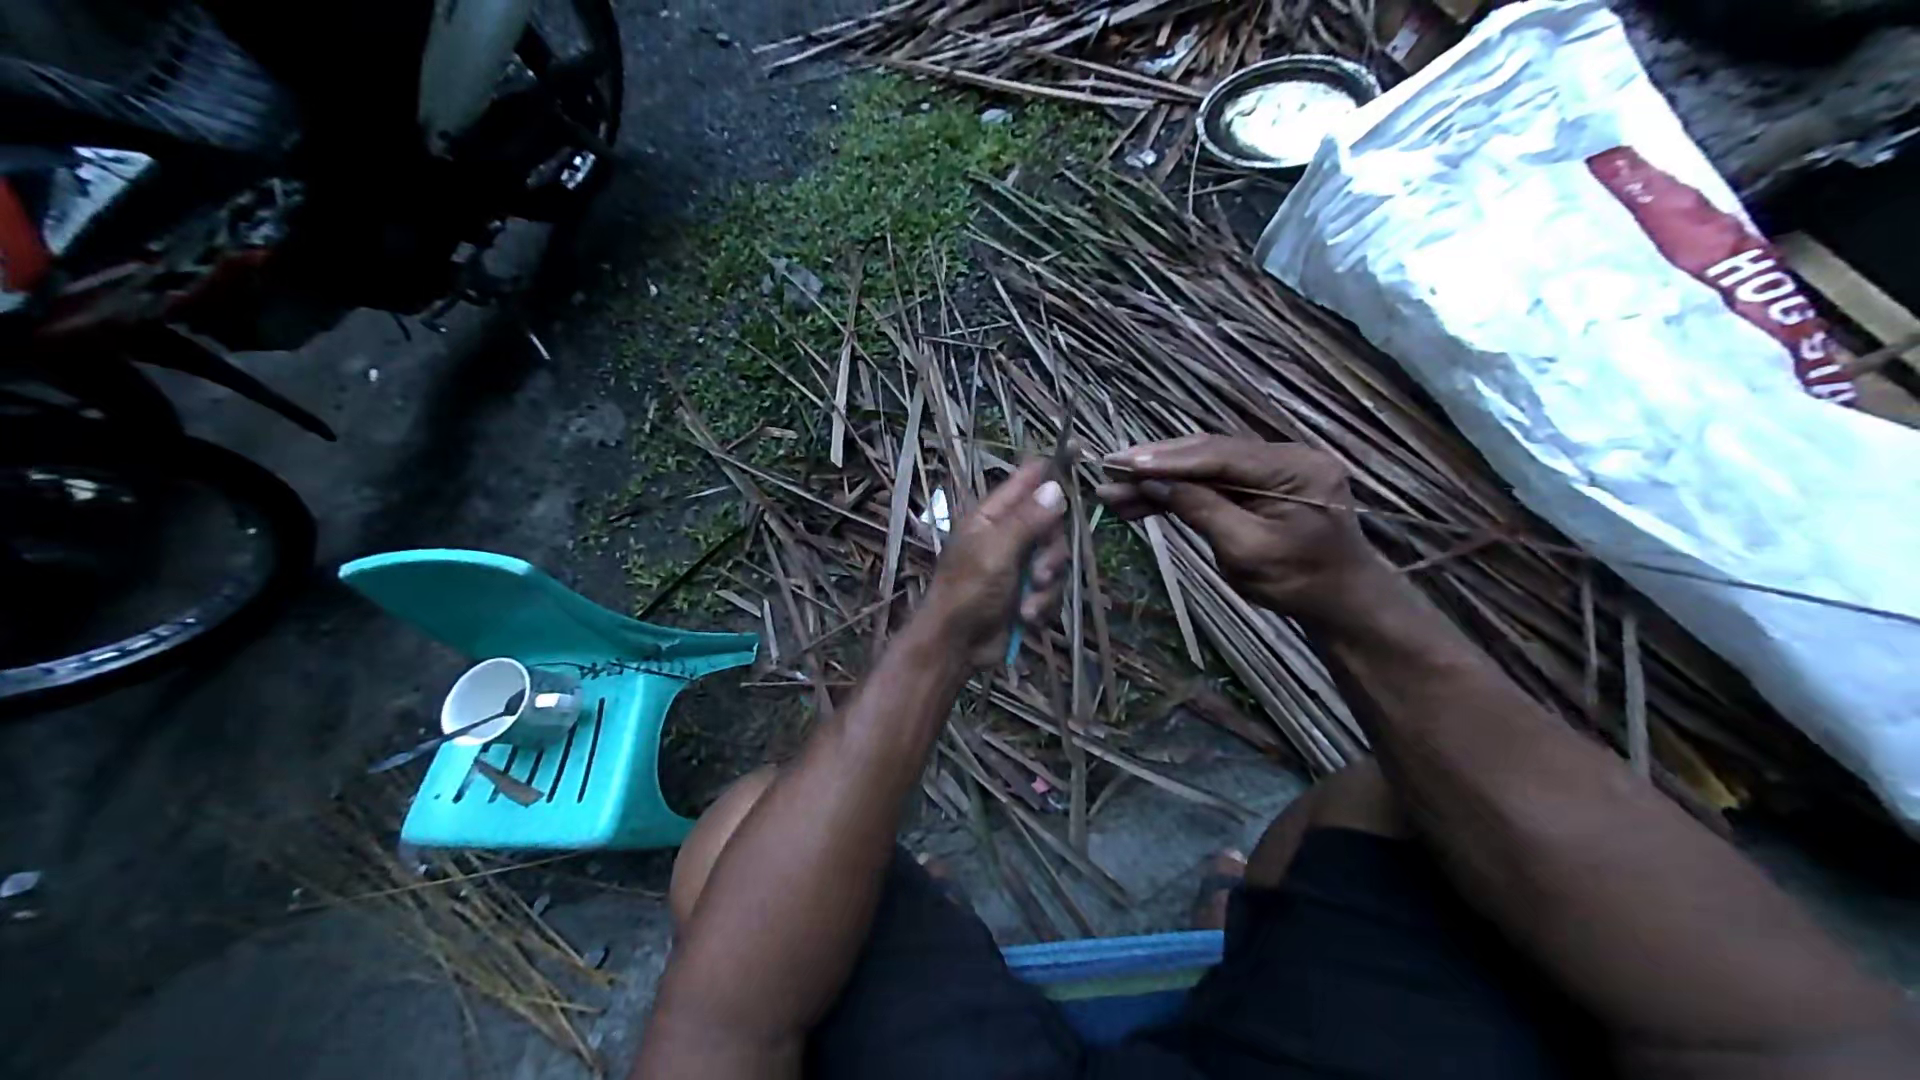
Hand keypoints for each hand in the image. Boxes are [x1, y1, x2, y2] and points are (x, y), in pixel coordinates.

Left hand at [920, 460, 1071, 666]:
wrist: (956, 646)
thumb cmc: (967, 592)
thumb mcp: (996, 550)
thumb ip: (1027, 519)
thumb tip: (1055, 487)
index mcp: (992, 517)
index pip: (1026, 481)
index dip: (1049, 472)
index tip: (1075, 455)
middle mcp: (1007, 536)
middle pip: (1051, 527)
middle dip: (1051, 555)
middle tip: (1039, 574)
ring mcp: (1017, 566)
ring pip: (1055, 563)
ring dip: (1046, 588)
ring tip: (1027, 607)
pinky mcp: (1026, 594)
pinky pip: (1052, 591)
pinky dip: (1042, 606)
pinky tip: (1026, 619)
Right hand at [1095, 435, 1394, 628]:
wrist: (1339, 602)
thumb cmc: (1299, 583)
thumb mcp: (1247, 551)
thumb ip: (1200, 509)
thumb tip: (1152, 482)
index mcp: (1295, 469)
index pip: (1220, 455)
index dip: (1168, 460)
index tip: (1123, 464)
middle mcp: (1285, 456)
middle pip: (1208, 453)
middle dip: (1155, 464)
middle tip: (1109, 470)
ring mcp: (1272, 468)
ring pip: (1203, 466)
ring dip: (1158, 478)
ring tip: (1114, 489)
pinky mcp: (1258, 484)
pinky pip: (1211, 481)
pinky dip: (1176, 490)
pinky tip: (1142, 498)